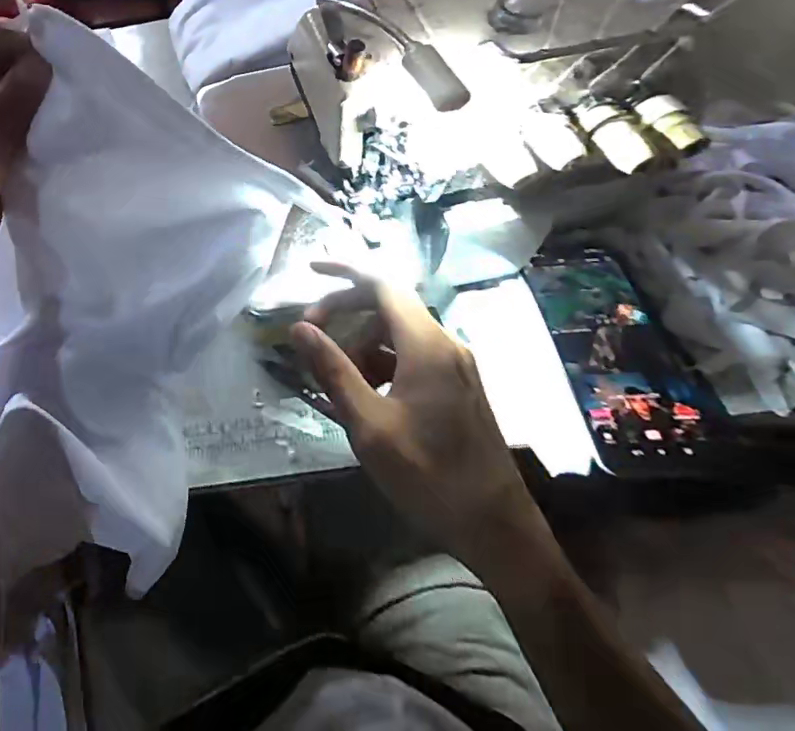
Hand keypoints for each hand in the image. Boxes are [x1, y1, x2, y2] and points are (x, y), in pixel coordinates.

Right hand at [290, 264, 550, 563]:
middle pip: (387, 307)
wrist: (495, 525)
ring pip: (398, 334)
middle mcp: (445, 343)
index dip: (344, 272)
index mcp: (426, 345)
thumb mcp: (368, 425)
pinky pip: (412, 357)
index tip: (310, 270)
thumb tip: (299, 328)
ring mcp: (455, 365)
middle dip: (345, 316)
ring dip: (362, 345)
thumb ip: (333, 370)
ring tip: (336, 382)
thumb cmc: (428, 474)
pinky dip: (382, 365)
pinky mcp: (457, 386)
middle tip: (311, 342)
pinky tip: (363, 397)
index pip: (381, 285)